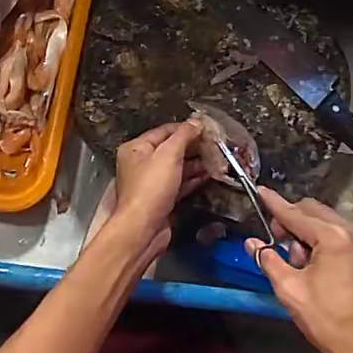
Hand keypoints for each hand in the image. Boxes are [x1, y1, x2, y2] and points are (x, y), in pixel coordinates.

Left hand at [96, 121, 204, 263]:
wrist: (143, 229)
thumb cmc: (150, 190)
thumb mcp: (168, 155)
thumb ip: (183, 136)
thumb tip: (196, 123)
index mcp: (136, 148)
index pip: (164, 131)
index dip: (185, 129)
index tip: (205, 128)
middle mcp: (141, 163)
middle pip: (170, 149)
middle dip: (193, 147)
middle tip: (214, 145)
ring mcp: (151, 182)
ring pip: (176, 167)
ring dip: (196, 163)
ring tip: (216, 159)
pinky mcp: (161, 198)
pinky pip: (179, 183)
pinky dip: (193, 179)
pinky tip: (208, 175)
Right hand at [246, 188, 352, 352]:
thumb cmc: (328, 320)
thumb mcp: (290, 290)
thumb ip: (268, 259)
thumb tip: (252, 243)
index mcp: (333, 238)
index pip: (295, 213)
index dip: (274, 203)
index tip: (259, 190)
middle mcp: (352, 231)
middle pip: (312, 209)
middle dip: (290, 219)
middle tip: (276, 240)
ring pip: (325, 218)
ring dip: (306, 229)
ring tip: (298, 259)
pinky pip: (338, 230)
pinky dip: (322, 236)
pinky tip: (314, 261)